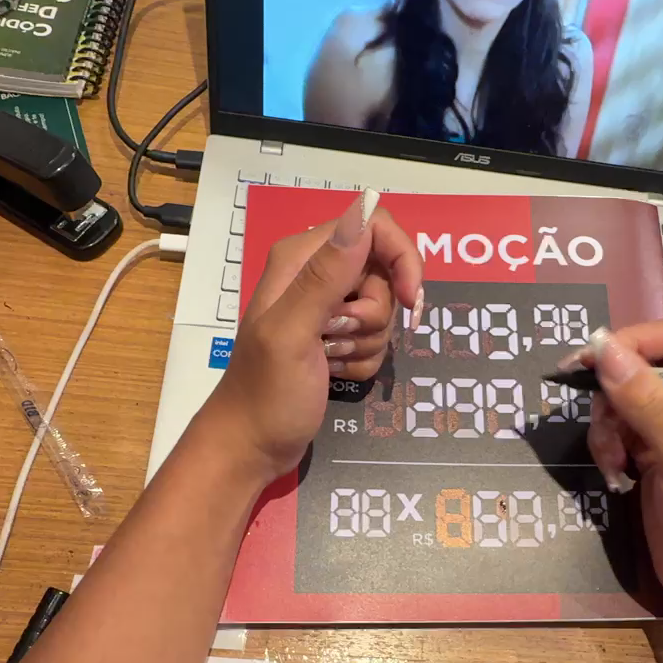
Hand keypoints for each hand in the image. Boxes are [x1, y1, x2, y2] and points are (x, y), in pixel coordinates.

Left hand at [194, 189, 424, 483]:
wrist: (252, 444)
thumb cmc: (265, 393)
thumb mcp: (292, 333)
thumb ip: (325, 277)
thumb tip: (364, 218)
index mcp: (301, 257)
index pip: (374, 225)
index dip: (402, 259)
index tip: (410, 301)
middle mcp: (317, 274)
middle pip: (386, 273)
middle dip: (375, 315)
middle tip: (335, 337)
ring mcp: (329, 308)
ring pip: (385, 310)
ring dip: (365, 343)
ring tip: (327, 358)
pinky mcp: (338, 337)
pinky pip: (376, 339)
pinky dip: (361, 360)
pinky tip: (332, 371)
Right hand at [574, 318, 662, 608]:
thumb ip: (647, 403)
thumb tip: (603, 350)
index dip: (634, 341)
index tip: (589, 358)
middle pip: (646, 366)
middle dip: (616, 395)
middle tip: (599, 424)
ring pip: (626, 398)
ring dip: (609, 428)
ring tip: (613, 464)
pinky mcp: (657, 451)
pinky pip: (621, 429)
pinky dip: (610, 448)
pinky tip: (616, 476)